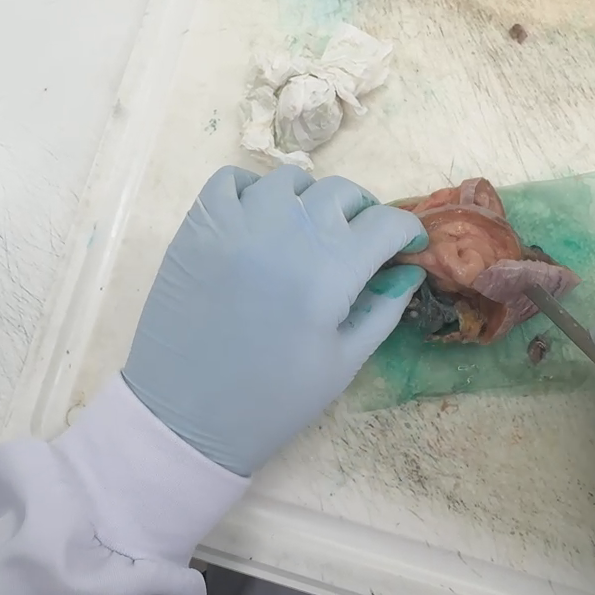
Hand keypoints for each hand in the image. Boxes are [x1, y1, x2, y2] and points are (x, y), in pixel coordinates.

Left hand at [123, 166, 427, 475]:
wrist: (185, 415)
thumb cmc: (272, 399)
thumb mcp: (342, 363)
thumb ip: (382, 310)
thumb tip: (409, 271)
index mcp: (330, 271)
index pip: (386, 223)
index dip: (406, 231)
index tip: (405, 246)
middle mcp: (287, 233)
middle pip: (342, 192)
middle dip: (362, 213)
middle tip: (357, 241)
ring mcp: (238, 223)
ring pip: (289, 179)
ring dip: (309, 198)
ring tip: (305, 228)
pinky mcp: (198, 225)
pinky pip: (231, 180)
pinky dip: (252, 189)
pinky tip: (257, 219)